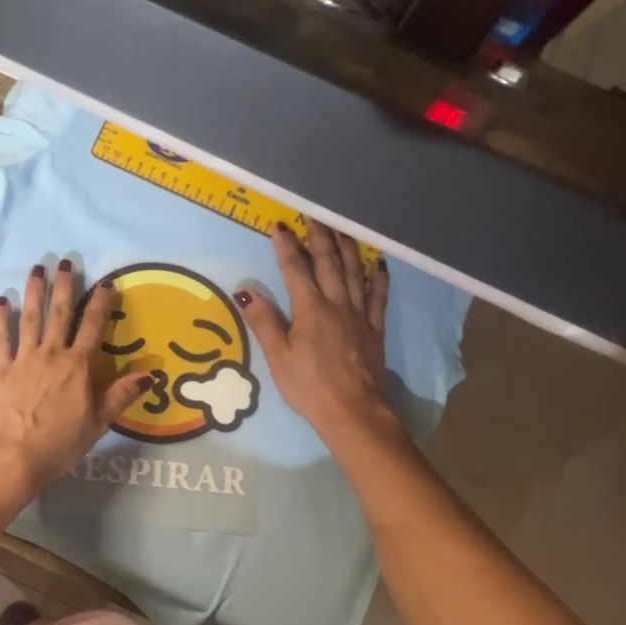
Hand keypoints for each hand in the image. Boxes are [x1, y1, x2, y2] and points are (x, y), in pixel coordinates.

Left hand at [0, 259, 149, 495]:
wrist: (14, 456)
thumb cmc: (60, 443)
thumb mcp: (99, 423)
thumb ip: (121, 395)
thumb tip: (150, 374)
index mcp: (78, 366)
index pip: (94, 327)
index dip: (101, 303)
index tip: (107, 282)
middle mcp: (52, 355)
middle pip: (60, 314)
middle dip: (65, 286)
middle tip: (66, 261)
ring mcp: (24, 359)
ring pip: (31, 318)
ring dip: (34, 292)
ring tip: (37, 268)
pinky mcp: (1, 369)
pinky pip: (0, 339)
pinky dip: (0, 319)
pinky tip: (1, 301)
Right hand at [237, 221, 392, 437]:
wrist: (352, 410)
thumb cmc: (307, 386)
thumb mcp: (277, 357)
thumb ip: (264, 321)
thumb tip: (246, 292)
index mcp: (310, 309)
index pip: (295, 270)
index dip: (286, 246)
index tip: (278, 225)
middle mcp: (336, 303)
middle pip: (328, 262)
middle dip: (319, 236)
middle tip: (314, 214)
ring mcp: (359, 314)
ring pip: (354, 272)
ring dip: (347, 247)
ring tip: (342, 227)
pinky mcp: (375, 328)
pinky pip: (379, 295)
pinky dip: (378, 276)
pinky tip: (377, 264)